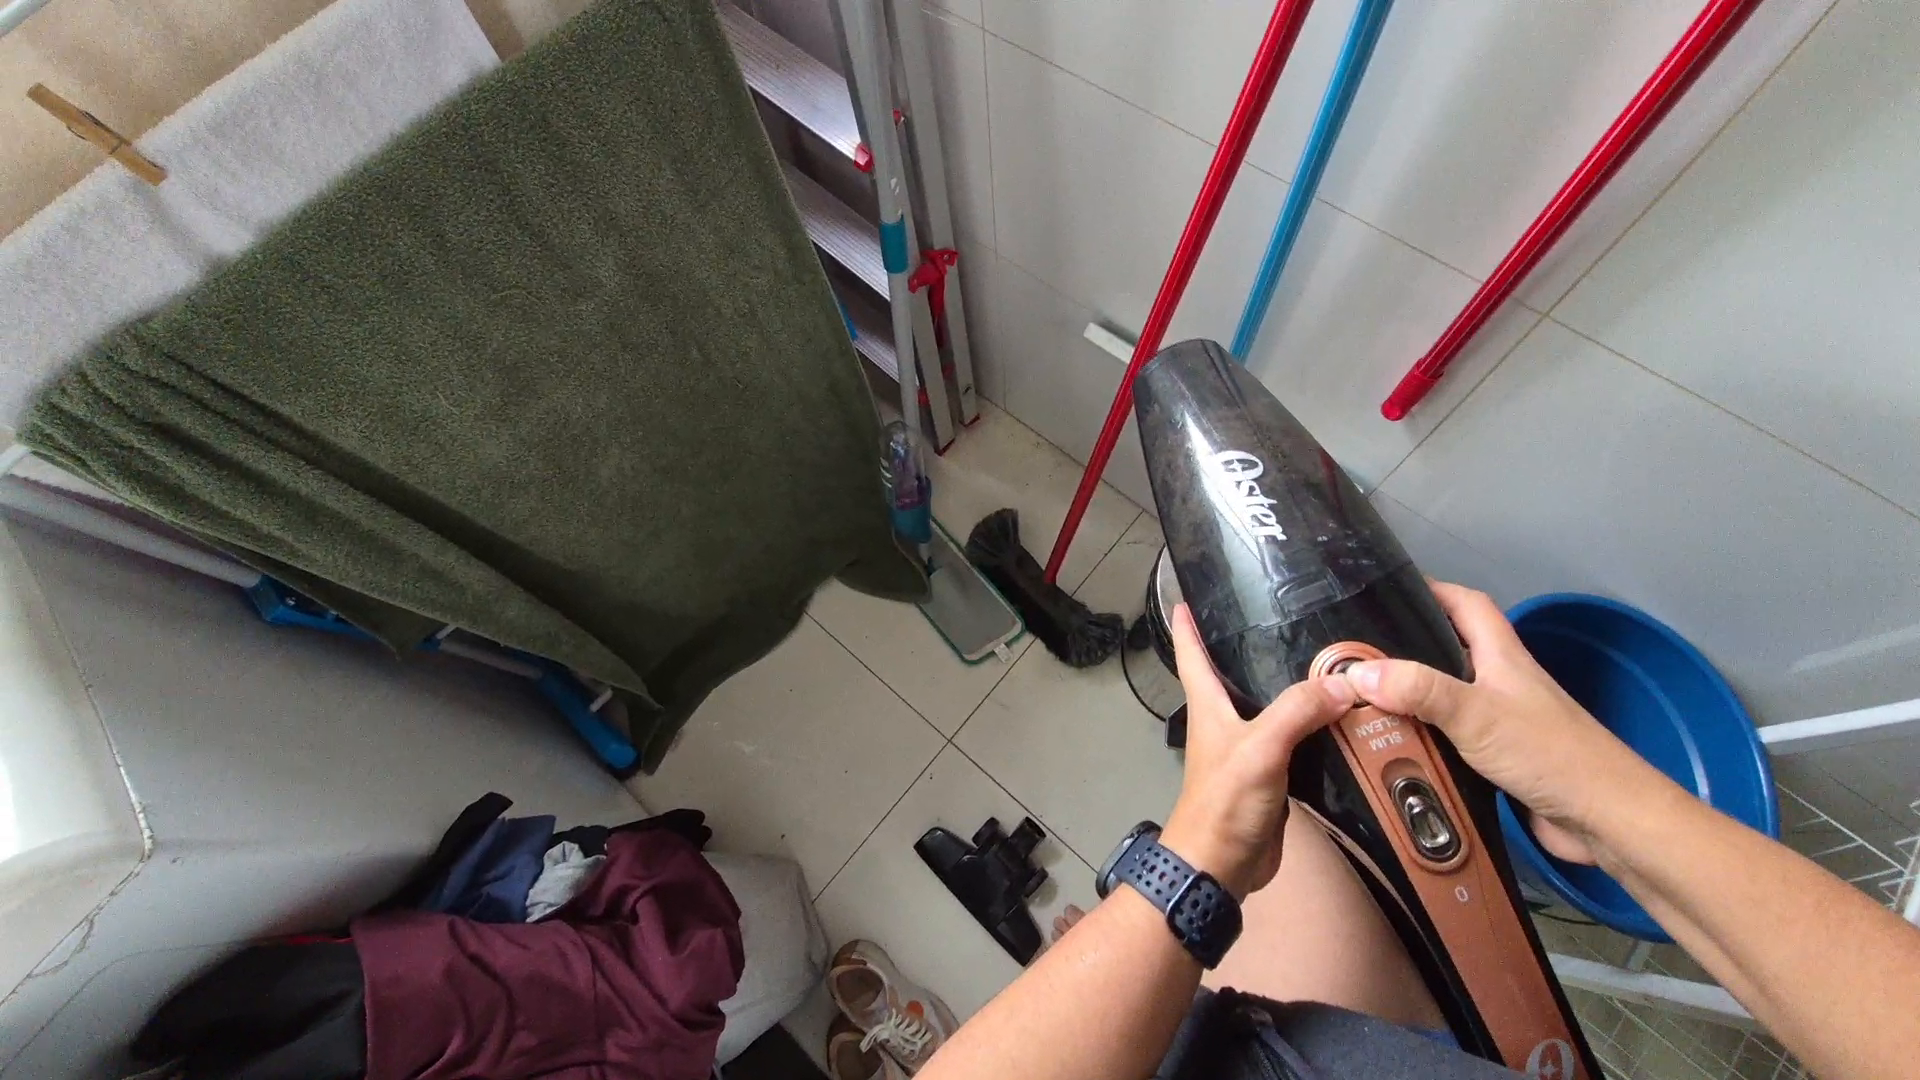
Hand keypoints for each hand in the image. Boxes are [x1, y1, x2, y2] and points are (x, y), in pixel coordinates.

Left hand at [1160, 602, 1357, 899]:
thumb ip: (1297, 712)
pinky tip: (1338, 713)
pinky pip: (1292, 736)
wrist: (1221, 864)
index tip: (1185, 594)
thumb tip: (1344, 683)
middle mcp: (1224, 719)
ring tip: (1322, 655)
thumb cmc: (1225, 800)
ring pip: (1268, 703)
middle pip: (1231, 672)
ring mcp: (1247, 746)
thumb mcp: (1259, 748)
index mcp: (1208, 705)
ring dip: (1288, 684)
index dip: (1187, 624)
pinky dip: (1311, 721)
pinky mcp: (1270, 771)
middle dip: (1247, 644)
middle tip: (1282, 613)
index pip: (1191, 653)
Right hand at [1340, 581, 1670, 862]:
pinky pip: (1443, 735)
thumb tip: (1354, 672)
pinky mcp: (1492, 756)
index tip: (1385, 592)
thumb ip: (1418, 690)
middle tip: (1353, 650)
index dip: (1430, 590)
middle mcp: (1499, 681)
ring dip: (1404, 695)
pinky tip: (1386, 743)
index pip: (1466, 604)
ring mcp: (1497, 720)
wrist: (1609, 823)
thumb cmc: (1550, 753)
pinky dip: (1415, 735)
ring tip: (1354, 695)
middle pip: (1446, 648)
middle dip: (1404, 645)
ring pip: (1440, 695)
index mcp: (1502, 656)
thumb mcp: (1476, 714)